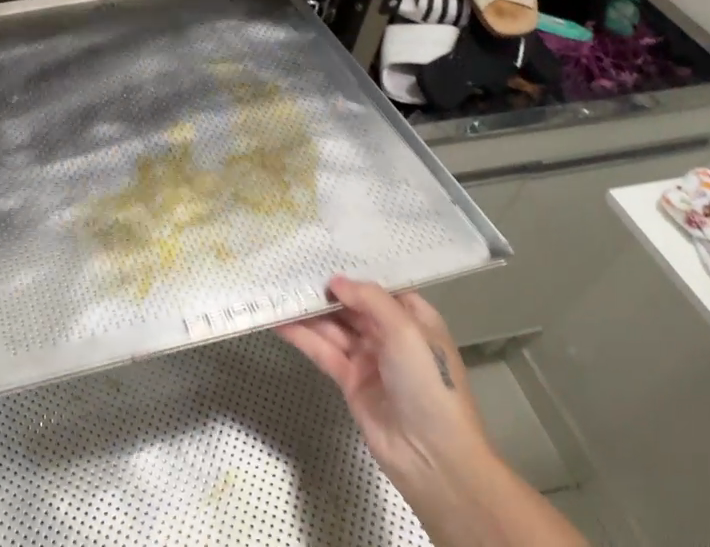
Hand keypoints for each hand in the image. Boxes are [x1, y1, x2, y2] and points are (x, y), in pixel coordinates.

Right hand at [278, 277, 492, 486]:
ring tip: (277, 292)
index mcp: (414, 320)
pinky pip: (323, 352)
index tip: (322, 255)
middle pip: (352, 307)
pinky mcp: (349, 381)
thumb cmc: (428, 382)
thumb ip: (370, 300)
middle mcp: (391, 336)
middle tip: (289, 271)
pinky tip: (280, 322)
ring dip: (308, 313)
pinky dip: (302, 338)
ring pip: (334, 328)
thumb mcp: (406, 331)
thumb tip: (335, 281)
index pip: (380, 289)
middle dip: (325, 292)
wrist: (432, 454)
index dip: (354, 274)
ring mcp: (369, 359)